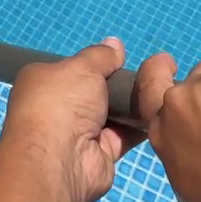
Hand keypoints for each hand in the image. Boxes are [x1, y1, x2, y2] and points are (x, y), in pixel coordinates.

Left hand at [0, 38, 161, 201]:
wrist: (61, 158)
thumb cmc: (62, 102)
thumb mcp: (82, 68)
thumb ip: (100, 56)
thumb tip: (114, 43)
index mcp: (41, 81)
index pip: (69, 69)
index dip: (92, 65)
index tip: (118, 60)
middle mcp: (56, 107)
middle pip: (92, 92)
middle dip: (115, 86)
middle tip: (146, 75)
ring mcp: (77, 132)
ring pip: (110, 114)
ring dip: (130, 106)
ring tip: (158, 90)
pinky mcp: (99, 153)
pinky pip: (123, 135)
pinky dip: (138, 127)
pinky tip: (159, 113)